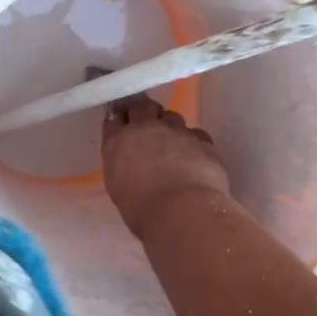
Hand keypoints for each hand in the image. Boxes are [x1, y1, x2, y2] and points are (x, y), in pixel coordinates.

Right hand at [100, 97, 230, 225]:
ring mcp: (176, 131)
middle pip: (142, 106)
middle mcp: (146, 128)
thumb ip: (122, 164)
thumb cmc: (141, 207)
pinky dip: (193, 142)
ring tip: (172, 142)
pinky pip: (196, 134)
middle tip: (146, 123)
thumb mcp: (118, 185)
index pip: (114, 118)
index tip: (122, 122)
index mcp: (118, 141)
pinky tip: (194, 156)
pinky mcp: (202, 141)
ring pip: (171, 116)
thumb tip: (130, 161)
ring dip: (169, 125)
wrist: (181, 210)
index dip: (119, 117)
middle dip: (143, 110)